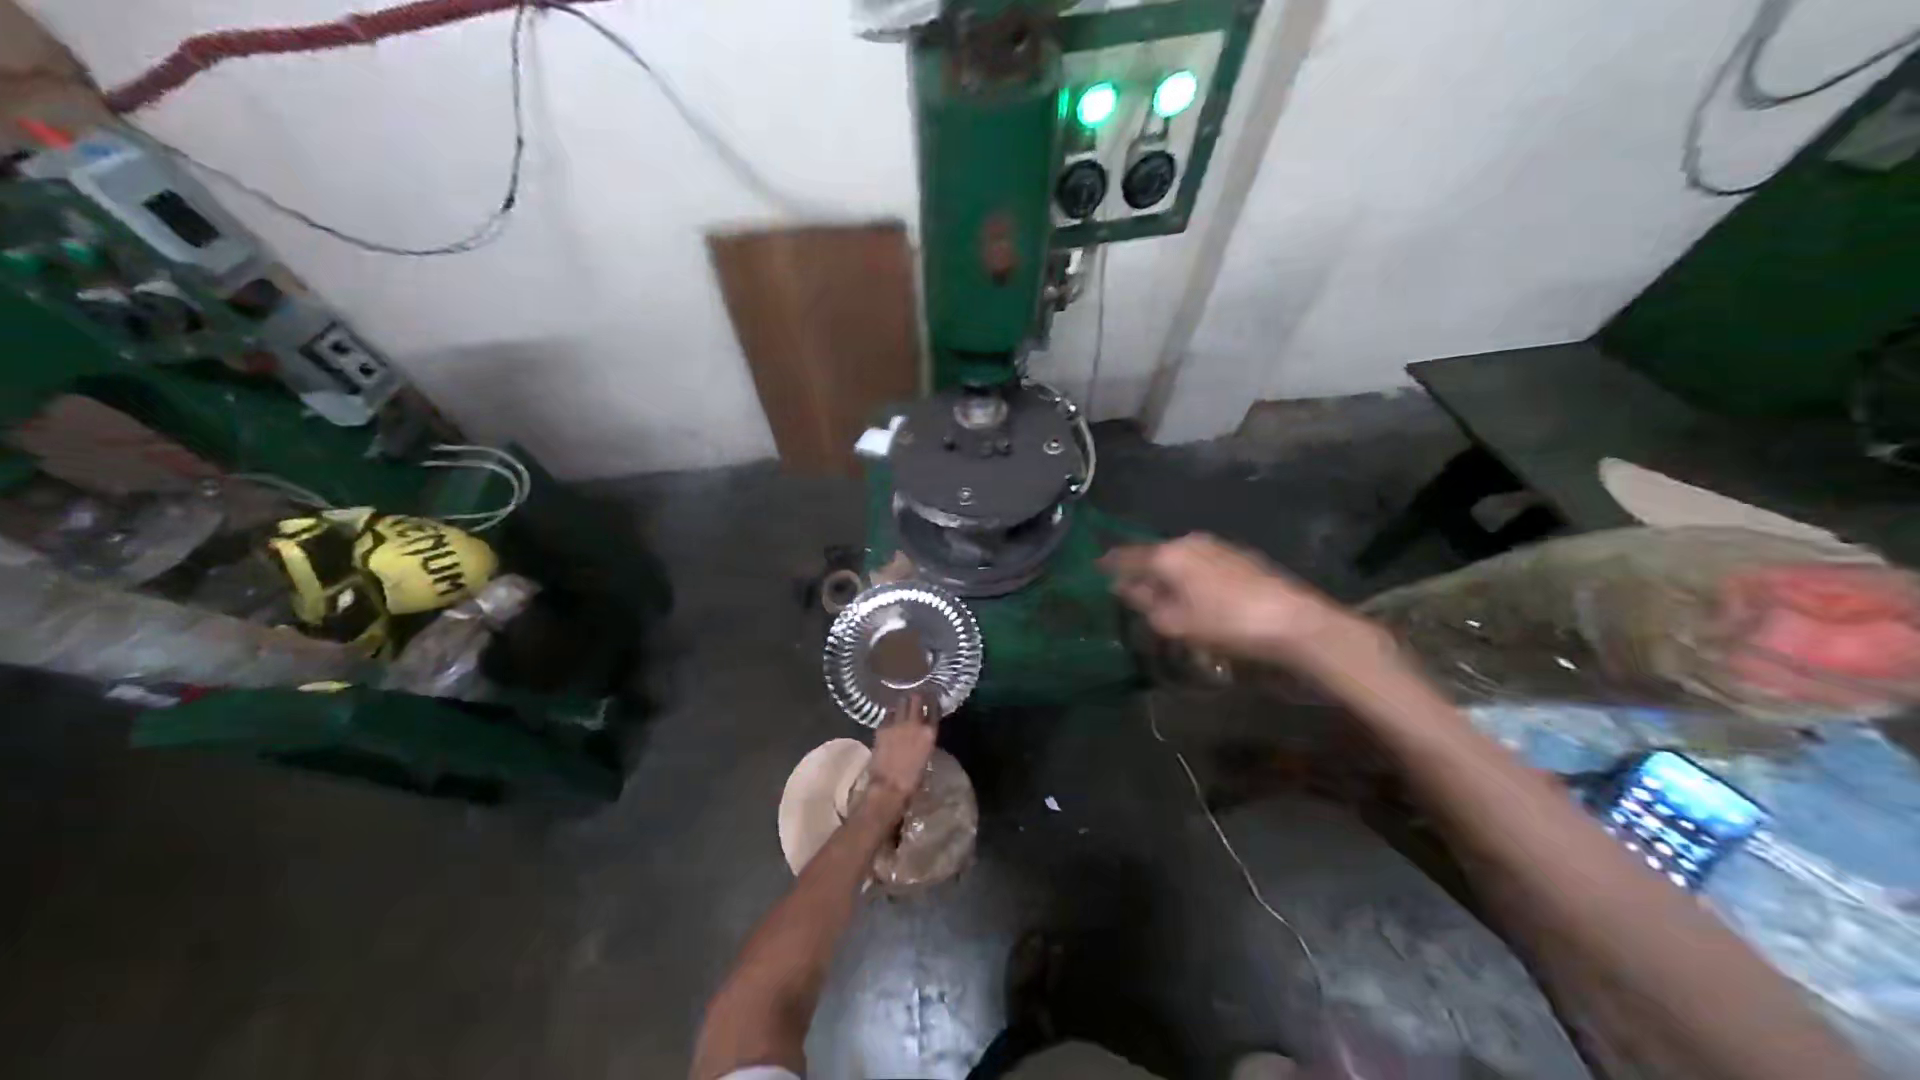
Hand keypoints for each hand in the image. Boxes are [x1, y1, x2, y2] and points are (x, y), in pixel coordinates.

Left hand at [866, 693, 936, 808]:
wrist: (890, 786)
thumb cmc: (913, 778)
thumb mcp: (926, 755)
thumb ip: (925, 738)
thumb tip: (922, 730)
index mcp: (930, 732)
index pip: (934, 707)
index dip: (932, 701)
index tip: (930, 699)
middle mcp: (915, 723)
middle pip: (917, 699)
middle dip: (916, 697)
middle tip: (915, 698)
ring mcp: (897, 723)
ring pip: (901, 702)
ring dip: (903, 703)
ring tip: (902, 705)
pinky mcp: (882, 727)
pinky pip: (888, 714)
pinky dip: (890, 715)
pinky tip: (890, 719)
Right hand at [1102, 533, 1380, 669]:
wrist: (1294, 621)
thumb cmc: (1226, 623)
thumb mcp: (1176, 622)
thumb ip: (1146, 603)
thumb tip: (1126, 588)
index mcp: (1169, 554)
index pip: (1128, 556)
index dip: (1110, 564)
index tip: (1095, 568)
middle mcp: (1190, 542)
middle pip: (1155, 555)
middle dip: (1142, 571)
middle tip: (1130, 589)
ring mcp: (1218, 546)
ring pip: (1180, 558)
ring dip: (1168, 574)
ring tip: (1162, 595)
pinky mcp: (1241, 556)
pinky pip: (1201, 563)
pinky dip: (1190, 576)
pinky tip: (1196, 594)